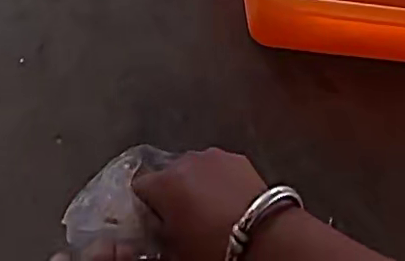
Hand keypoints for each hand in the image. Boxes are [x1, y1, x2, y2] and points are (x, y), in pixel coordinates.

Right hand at [133, 148, 268, 259]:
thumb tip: (153, 235)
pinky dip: (217, 180)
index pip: (139, 187)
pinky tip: (227, 202)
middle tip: (179, 221)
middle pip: (167, 174)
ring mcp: (213, 155)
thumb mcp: (177, 254)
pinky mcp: (236, 156)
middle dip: (170, 194)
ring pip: (193, 169)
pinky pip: (217, 168)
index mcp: (166, 184)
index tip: (150, 223)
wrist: (265, 237)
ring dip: (194, 185)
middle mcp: (186, 161)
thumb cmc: (214, 250)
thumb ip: (158, 239)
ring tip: (206, 211)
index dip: (143, 206)